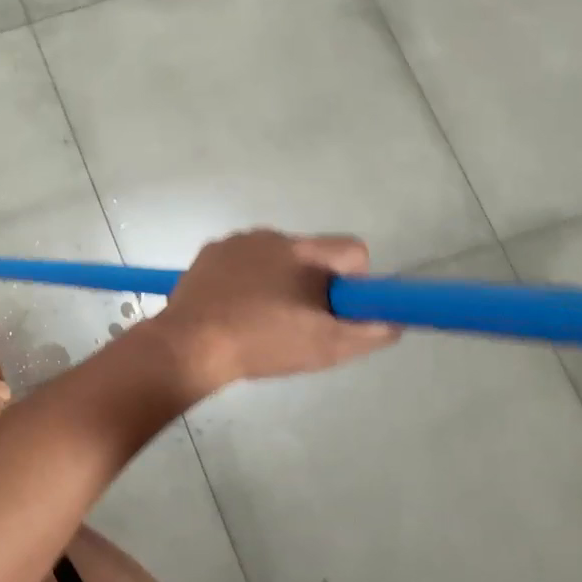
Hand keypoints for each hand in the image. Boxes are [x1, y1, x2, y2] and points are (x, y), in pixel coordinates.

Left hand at [154, 230, 399, 391]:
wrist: (190, 344)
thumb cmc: (262, 341)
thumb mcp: (329, 346)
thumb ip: (372, 331)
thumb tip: (391, 319)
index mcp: (297, 249)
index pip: (351, 249)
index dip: (356, 281)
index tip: (339, 310)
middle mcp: (264, 235)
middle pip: (312, 256)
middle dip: (316, 285)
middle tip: (301, 323)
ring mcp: (230, 243)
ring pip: (276, 260)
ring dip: (281, 284)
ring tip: (265, 321)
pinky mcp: (205, 256)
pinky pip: (244, 264)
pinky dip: (249, 283)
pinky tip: (238, 313)